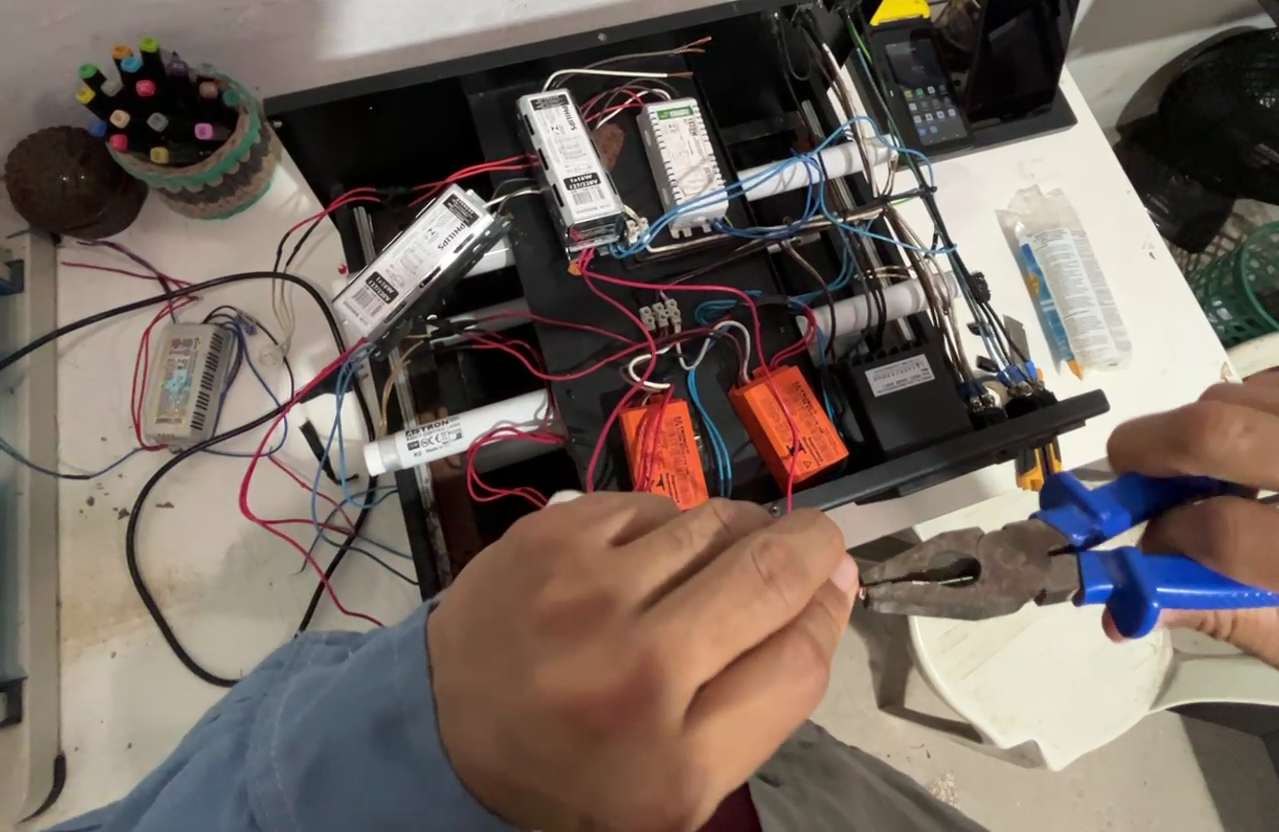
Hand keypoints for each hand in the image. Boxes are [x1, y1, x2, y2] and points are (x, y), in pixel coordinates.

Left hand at [428, 494, 857, 831]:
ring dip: (733, 533)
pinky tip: (646, 556)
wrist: (446, 727)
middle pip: (767, 570)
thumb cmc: (577, 764)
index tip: (833, 578)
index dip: (830, 607)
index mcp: (674, 761)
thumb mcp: (683, 777)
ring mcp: (585, 584)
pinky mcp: (551, 530)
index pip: (801, 657)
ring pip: (712, 521)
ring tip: (710, 562)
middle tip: (807, 543)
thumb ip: (769, 689)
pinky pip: (652, 502)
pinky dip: (668, 524)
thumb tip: (829, 582)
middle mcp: (633, 665)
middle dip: (807, 544)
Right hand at [1109, 374, 1278, 757]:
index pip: (1234, 533)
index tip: (1144, 552)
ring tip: (1191, 476)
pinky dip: (1241, 418)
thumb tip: (1133, 599)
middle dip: (1145, 449)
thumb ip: (1241, 625)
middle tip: (1121, 477)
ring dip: (1191, 434)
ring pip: (1243, 399)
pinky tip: (1254, 458)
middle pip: (1228, 434)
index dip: (1163, 539)